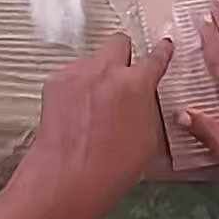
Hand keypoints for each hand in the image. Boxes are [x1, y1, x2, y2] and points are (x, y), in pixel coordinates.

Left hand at [6, 33, 172, 218]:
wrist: (66, 177)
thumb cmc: (114, 167)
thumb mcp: (148, 137)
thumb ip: (147, 105)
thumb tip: (143, 94)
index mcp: (135, 83)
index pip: (155, 57)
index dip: (162, 52)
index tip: (164, 46)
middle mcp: (106, 69)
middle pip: (118, 41)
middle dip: (123, 54)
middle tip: (122, 76)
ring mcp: (77, 72)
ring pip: (92, 60)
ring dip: (97, 74)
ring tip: (93, 105)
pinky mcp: (54, 80)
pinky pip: (72, 74)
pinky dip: (77, 86)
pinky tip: (75, 111)